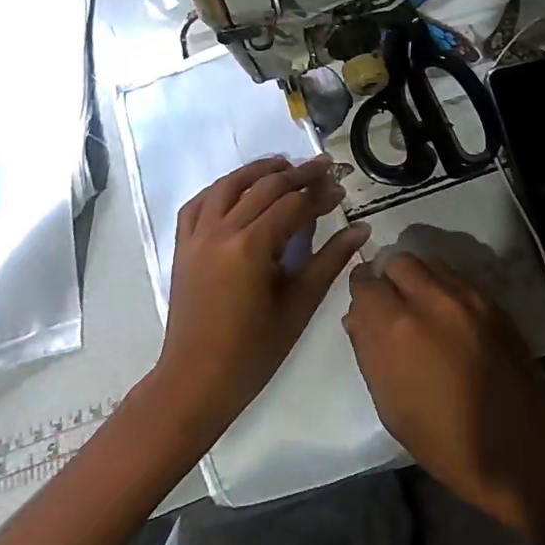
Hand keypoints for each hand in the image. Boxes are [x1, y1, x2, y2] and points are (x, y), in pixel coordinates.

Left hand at [155, 155, 370, 433]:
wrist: (196, 380)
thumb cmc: (254, 350)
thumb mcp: (299, 305)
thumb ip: (330, 261)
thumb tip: (362, 229)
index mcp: (251, 247)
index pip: (293, 205)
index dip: (320, 194)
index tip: (341, 191)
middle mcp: (221, 231)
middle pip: (264, 187)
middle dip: (297, 173)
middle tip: (323, 167)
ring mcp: (197, 236)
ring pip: (228, 186)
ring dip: (257, 171)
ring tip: (283, 164)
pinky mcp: (182, 246)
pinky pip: (199, 203)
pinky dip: (221, 188)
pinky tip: (237, 188)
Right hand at [343, 252, 544, 531]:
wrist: (516, 446)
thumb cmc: (442, 439)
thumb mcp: (389, 404)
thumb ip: (369, 350)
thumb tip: (358, 317)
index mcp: (397, 328)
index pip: (366, 283)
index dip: (361, 291)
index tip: (364, 303)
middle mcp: (431, 300)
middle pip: (399, 261)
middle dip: (389, 277)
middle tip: (391, 303)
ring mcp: (466, 297)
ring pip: (430, 263)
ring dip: (418, 277)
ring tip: (420, 305)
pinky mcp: (493, 302)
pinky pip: (458, 278)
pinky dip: (445, 287)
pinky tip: (449, 315)